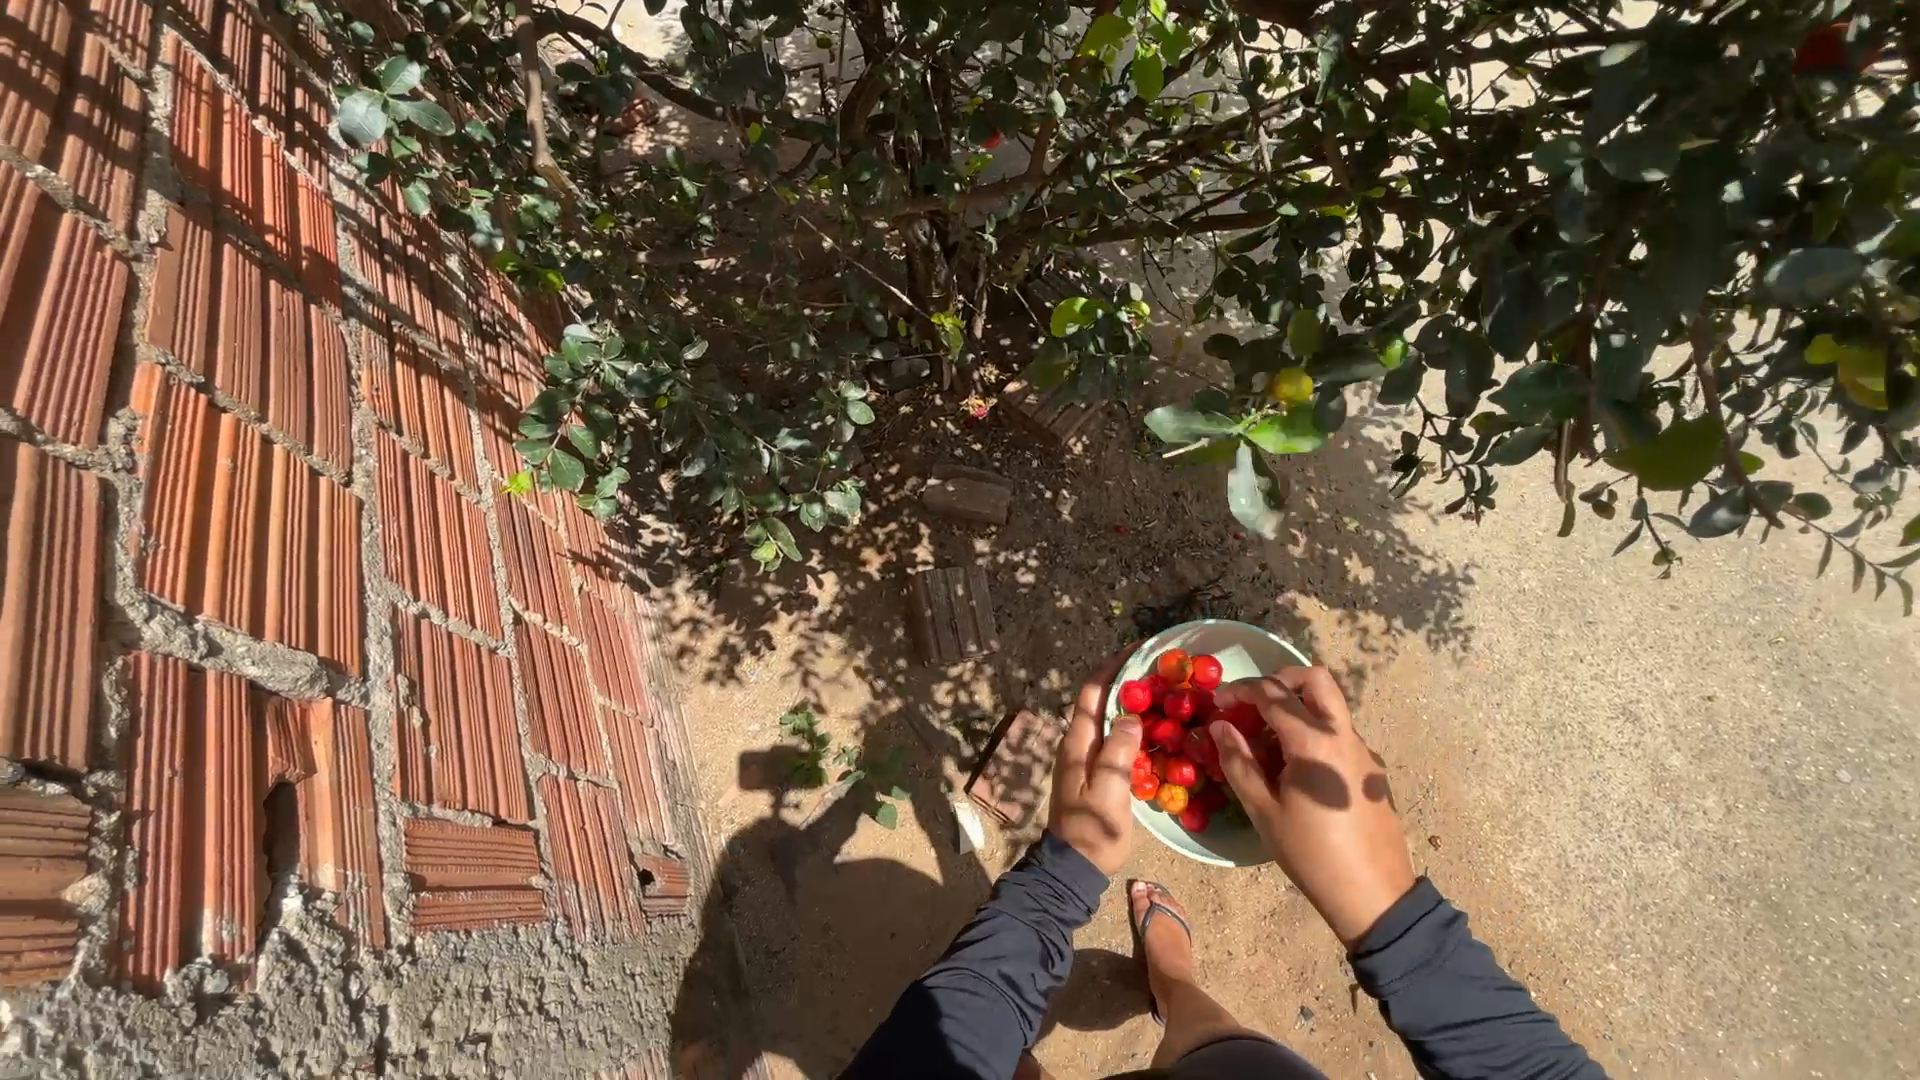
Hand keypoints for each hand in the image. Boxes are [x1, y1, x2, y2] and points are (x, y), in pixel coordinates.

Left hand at [1048, 647, 1143, 875]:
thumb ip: (1118, 752)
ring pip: (1107, 719)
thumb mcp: (1109, 790)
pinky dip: (1131, 727)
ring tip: (1159, 692)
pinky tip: (1153, 730)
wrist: (1075, 866)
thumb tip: (1132, 717)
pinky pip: (1113, 739)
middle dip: (1124, 679)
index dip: (1112, 667)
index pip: (1092, 692)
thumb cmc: (1093, 829)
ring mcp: (1084, 757)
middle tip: (1156, 669)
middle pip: (1100, 700)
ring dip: (1129, 702)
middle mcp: (1078, 743)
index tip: (1136, 650)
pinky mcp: (1094, 772)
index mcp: (1078, 742)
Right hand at [1209, 668, 1414, 944]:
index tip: (1218, 702)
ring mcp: (1363, 752)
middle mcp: (1344, 737)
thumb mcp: (1263, 810)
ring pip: (1329, 706)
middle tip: (1252, 701)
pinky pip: (1338, 733)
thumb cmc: (1310, 854)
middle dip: (1279, 679)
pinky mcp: (1370, 770)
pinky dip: (1311, 732)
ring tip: (1266, 742)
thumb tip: (1219, 726)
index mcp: (1314, 744)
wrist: (1374, 896)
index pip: (1273, 694)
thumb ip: (1238, 762)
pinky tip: (1293, 768)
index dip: (1240, 691)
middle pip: (1316, 679)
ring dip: (1296, 707)